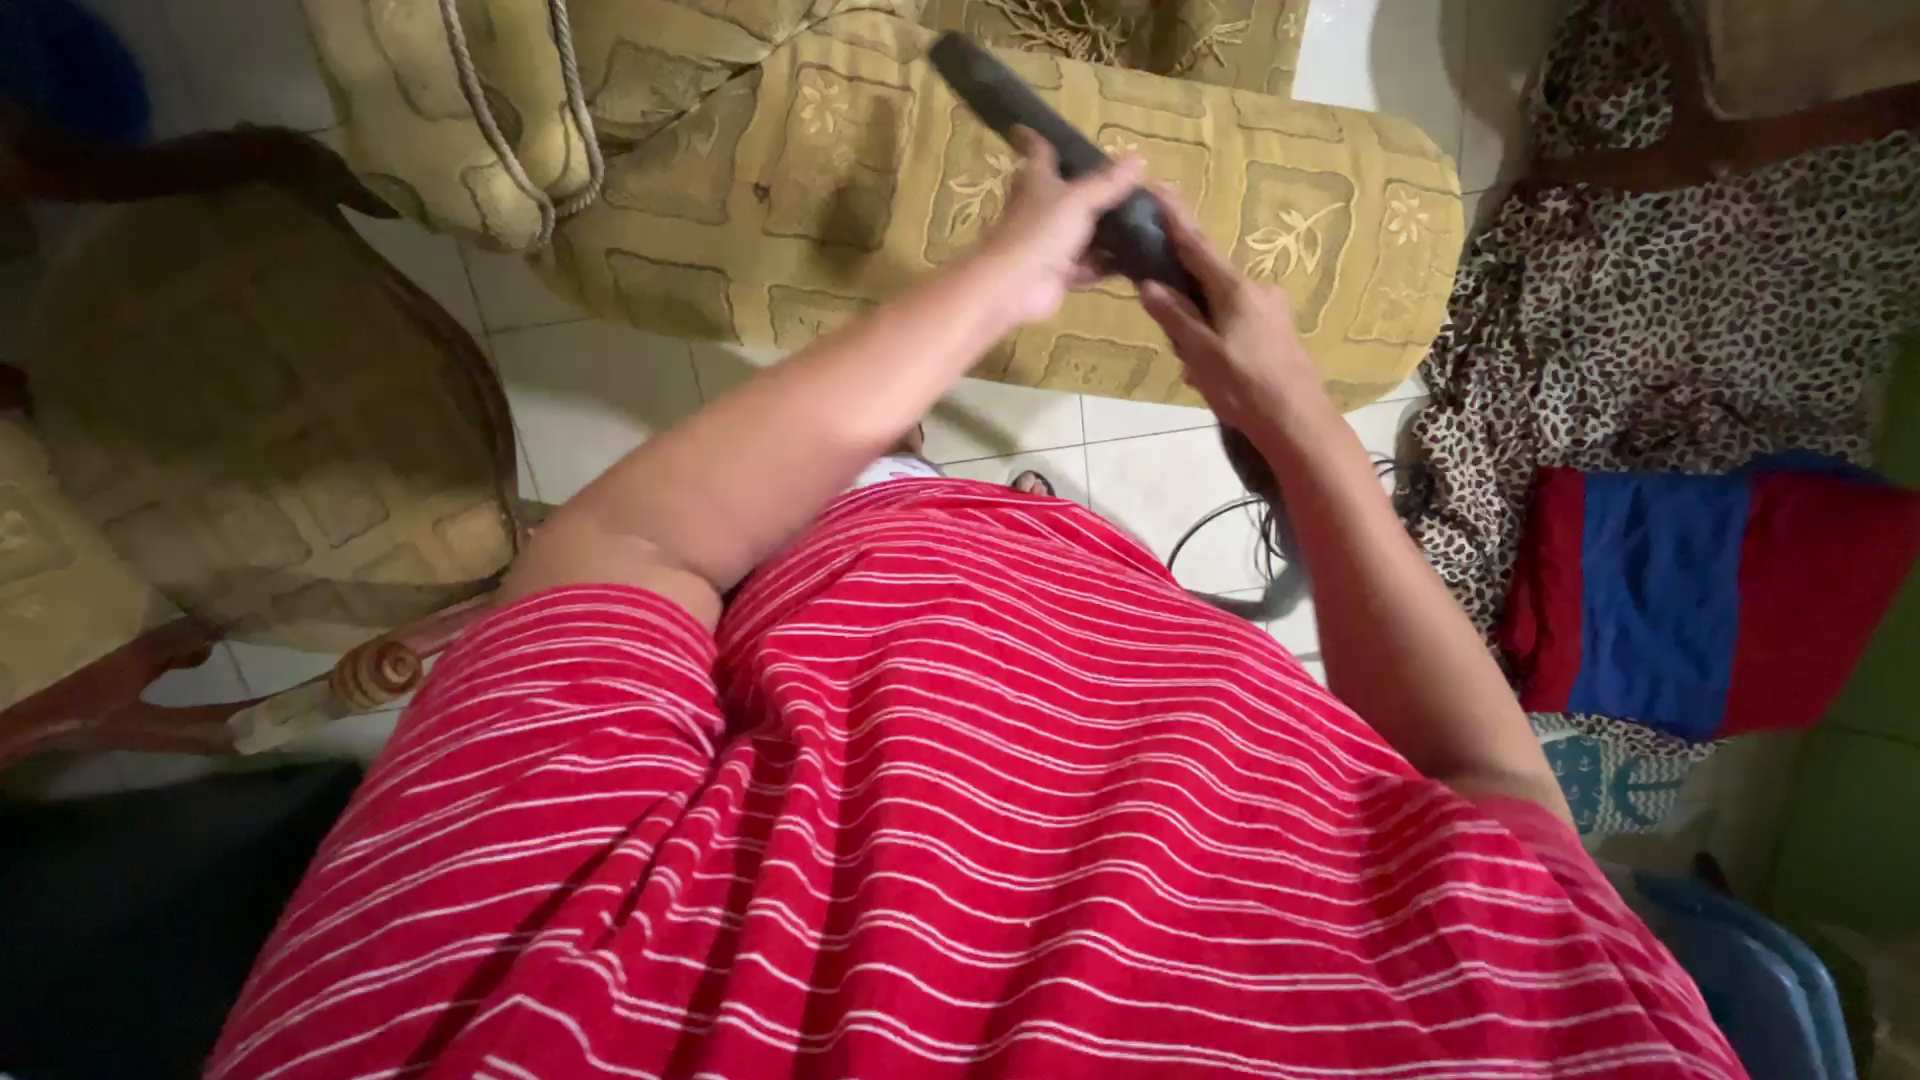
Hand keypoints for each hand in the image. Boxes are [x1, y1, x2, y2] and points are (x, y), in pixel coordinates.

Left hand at [977, 127, 1145, 325]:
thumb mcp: (1078, 199)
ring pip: (1084, 234)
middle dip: (1096, 190)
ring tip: (1145, 222)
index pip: (1038, 152)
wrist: (1014, 286)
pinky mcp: (1059, 275)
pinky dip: (1107, 264)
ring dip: (1109, 232)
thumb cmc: (1040, 231)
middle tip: (1131, 183)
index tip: (1025, 126)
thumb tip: (1140, 158)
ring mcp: (1050, 244)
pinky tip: (1134, 259)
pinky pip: (1089, 266)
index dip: (1035, 138)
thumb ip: (1108, 183)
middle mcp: (1042, 209)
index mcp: (1037, 181)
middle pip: (1069, 194)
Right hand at [1138, 185, 1330, 432]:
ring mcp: (1272, 311)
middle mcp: (1257, 290)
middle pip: (1207, 283)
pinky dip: (1217, 344)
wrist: (1298, 421)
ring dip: (1200, 334)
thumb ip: (1175, 318)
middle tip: (1176, 344)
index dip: (1176, 219)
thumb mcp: (1201, 354)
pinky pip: (1235, 327)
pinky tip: (1214, 376)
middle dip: (1184, 306)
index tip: (1160, 188)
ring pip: (1220, 310)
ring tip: (1196, 372)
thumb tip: (1149, 285)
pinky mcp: (1278, 332)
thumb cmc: (1245, 387)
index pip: (1198, 246)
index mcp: (1236, 290)